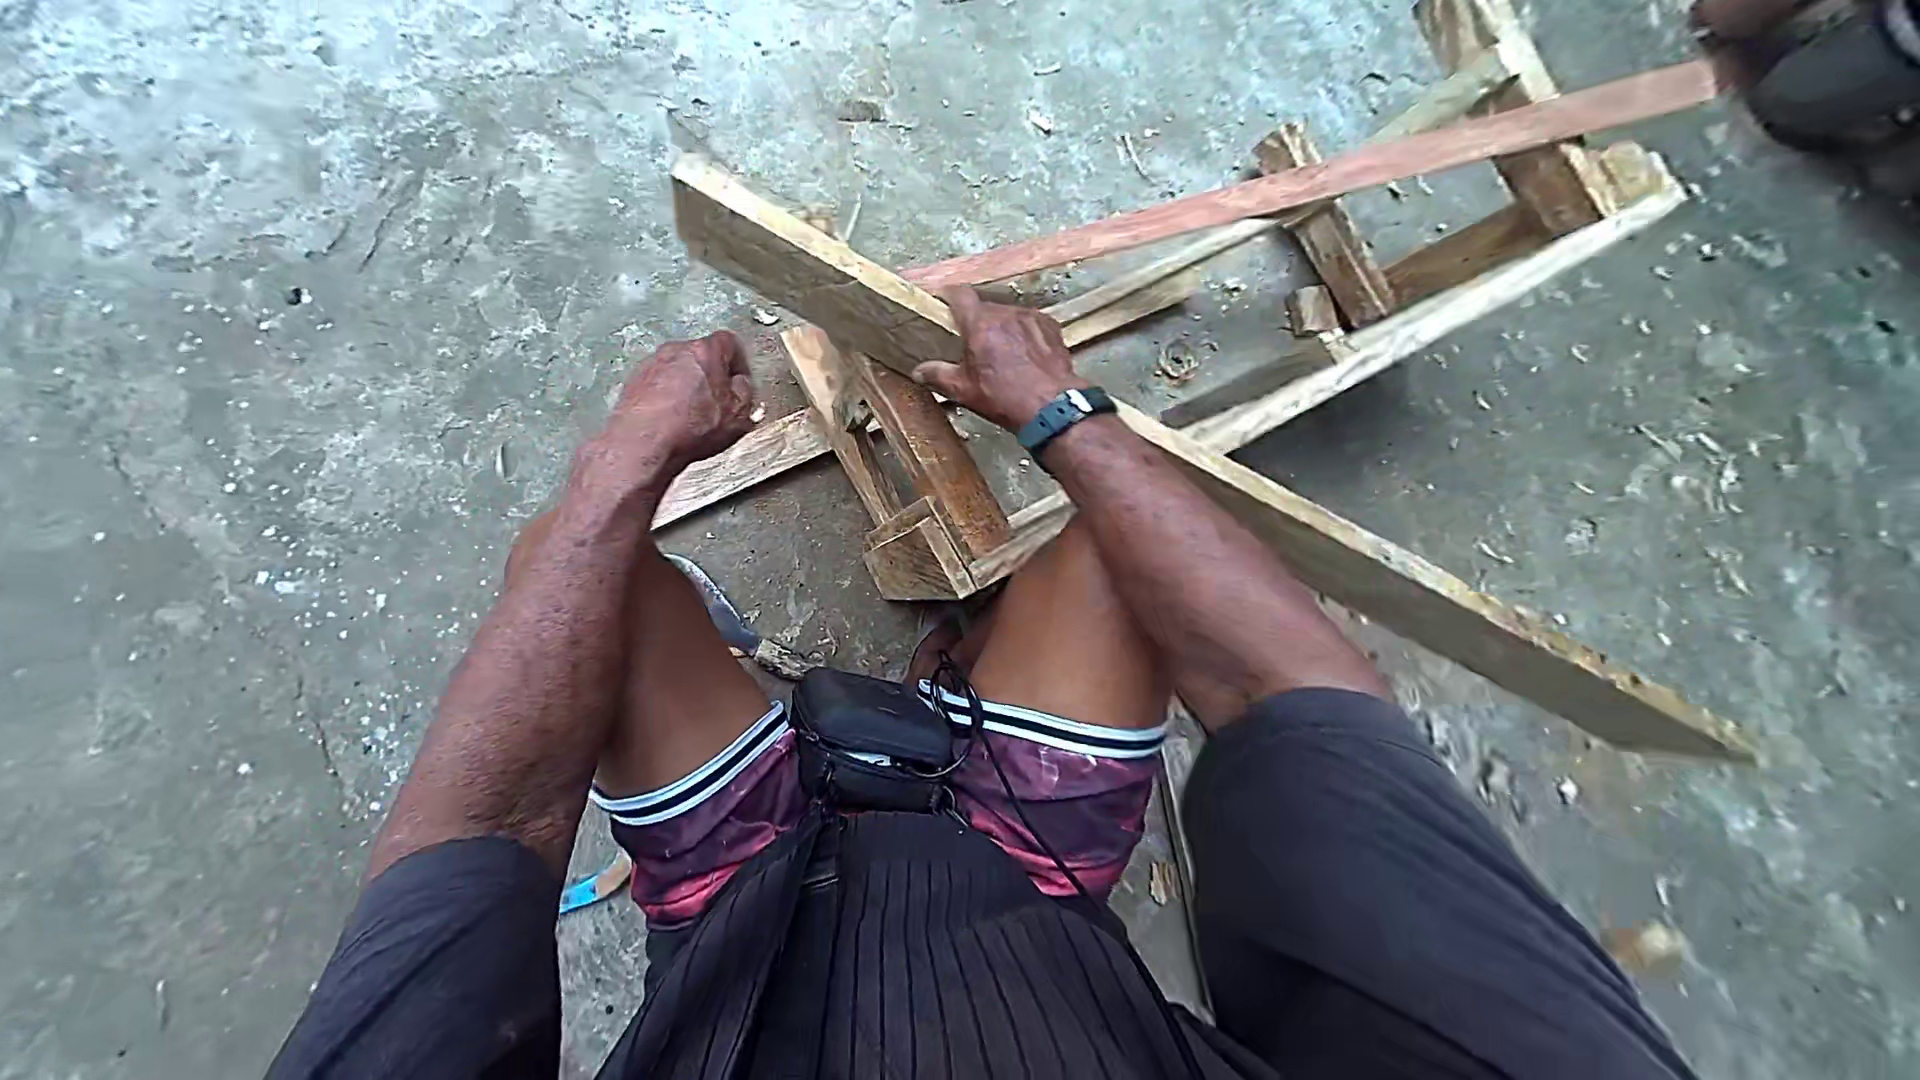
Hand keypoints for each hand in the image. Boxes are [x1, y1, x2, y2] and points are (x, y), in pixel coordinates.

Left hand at [575, 330, 755, 494]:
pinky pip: (660, 384)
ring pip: (680, 369)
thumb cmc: (691, 428)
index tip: (742, 380)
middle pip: (702, 355)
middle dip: (713, 375)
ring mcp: (652, 364)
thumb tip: (741, 385)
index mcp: (706, 351)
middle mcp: (676, 351)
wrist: (645, 442)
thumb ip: (745, 391)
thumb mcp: (739, 415)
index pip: (730, 342)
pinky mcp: (635, 381)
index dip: (740, 362)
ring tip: (695, 415)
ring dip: (689, 387)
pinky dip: (669, 397)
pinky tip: (674, 420)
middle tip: (721, 401)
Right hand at [912, 286, 1087, 431]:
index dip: (949, 295)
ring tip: (1002, 354)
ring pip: (1008, 315)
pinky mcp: (1050, 327)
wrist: (1050, 407)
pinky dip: (1023, 334)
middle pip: (985, 307)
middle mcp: (1005, 314)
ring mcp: (1030, 318)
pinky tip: (1023, 356)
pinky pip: (1030, 323)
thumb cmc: (1005, 399)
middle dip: (977, 322)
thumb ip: (938, 376)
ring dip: (1001, 328)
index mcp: (979, 324)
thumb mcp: (964, 391)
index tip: (944, 301)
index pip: (959, 294)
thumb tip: (919, 372)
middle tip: (974, 343)